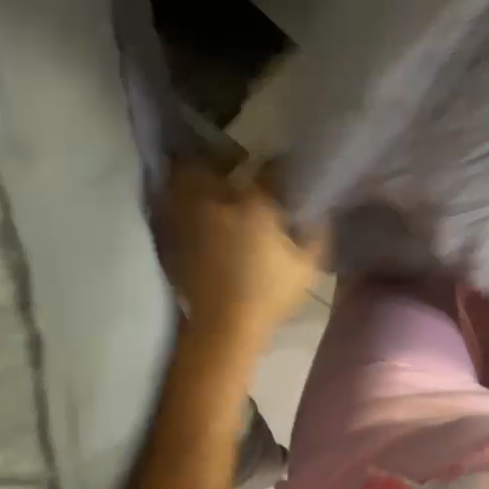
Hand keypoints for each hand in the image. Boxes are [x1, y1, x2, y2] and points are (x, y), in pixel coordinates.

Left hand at [161, 162, 324, 342]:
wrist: (223, 328)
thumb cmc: (270, 295)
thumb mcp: (308, 266)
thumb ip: (316, 233)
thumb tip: (316, 213)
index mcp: (255, 205)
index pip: (265, 169)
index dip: (275, 166)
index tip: (282, 169)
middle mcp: (217, 203)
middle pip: (210, 164)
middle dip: (221, 160)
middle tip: (234, 166)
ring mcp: (189, 219)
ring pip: (183, 181)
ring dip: (194, 175)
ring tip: (206, 180)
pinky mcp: (172, 238)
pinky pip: (172, 207)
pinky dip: (178, 201)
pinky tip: (191, 208)